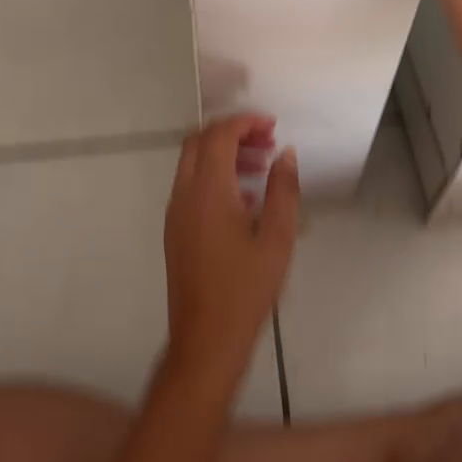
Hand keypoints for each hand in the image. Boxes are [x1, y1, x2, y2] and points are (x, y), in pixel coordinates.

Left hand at [162, 114, 300, 383]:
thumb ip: (283, 190)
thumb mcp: (277, 239)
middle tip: (266, 142)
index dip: (245, 122)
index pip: (219, 136)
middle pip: (198, 142)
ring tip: (261, 166)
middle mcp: (184, 196)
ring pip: (192, 164)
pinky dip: (213, 176)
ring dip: (222, 154)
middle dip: (231, 133)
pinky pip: (190, 186)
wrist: (206, 339)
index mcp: (208, 192)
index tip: (272, 126)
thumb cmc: (246, 289)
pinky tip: (245, 199)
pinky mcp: (175, 231)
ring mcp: (175, 214)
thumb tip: (286, 154)